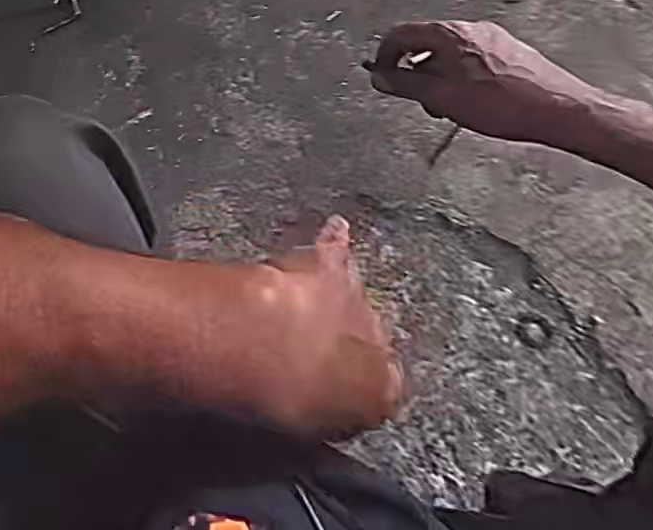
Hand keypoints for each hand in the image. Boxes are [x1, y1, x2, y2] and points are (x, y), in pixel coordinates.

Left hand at [247, 215, 402, 438]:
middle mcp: (378, 340)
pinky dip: (335, 236)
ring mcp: (354, 298)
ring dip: (337, 294)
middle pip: (371, 334)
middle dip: (346, 335)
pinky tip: (338, 226)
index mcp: (380, 391)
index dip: (363, 380)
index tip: (343, 379)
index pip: (386, 387)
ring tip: (318, 299)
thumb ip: (325, 410)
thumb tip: (315, 402)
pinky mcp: (329, 264)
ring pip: (355, 292)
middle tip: (314, 340)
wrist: (265, 343)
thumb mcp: (308, 426)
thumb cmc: (281, 395)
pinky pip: (337, 246)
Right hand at [367, 20, 598, 143]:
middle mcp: (470, 29)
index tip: (381, 74)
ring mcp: (492, 39)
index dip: (384, 56)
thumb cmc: (504, 102)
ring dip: (437, 77)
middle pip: (424, 43)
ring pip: (448, 54)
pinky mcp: (509, 53)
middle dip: (413, 71)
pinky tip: (471, 103)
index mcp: (448, 33)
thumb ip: (405, 84)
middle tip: (414, 97)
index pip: (400, 34)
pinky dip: (460, 78)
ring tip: (446, 106)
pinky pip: (471, 60)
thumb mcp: (441, 97)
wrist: (559, 110)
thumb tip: (381, 77)